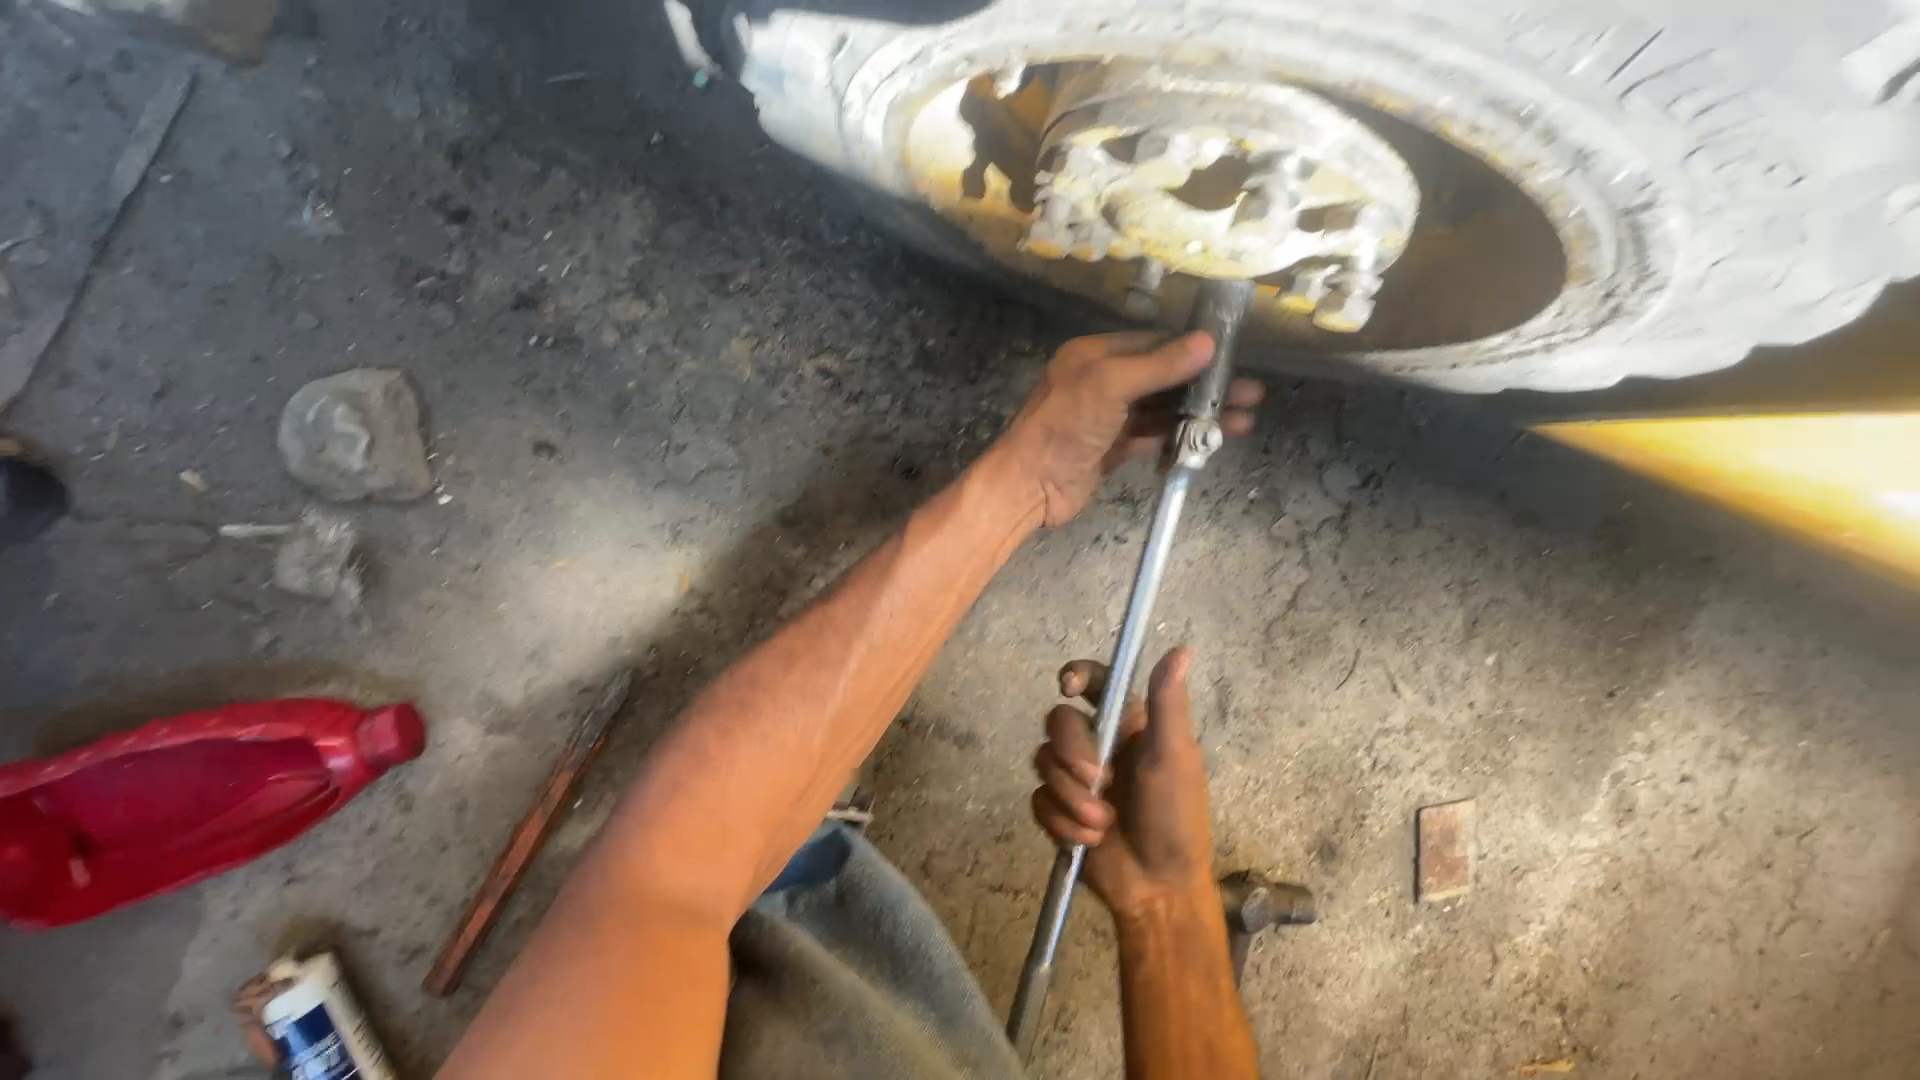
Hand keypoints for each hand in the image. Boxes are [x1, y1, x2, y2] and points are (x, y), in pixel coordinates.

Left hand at [997, 333, 1264, 525]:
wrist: (1029, 486)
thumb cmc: (1064, 427)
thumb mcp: (1110, 386)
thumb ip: (1158, 365)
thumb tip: (1207, 342)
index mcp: (1096, 355)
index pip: (1153, 343)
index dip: (1192, 349)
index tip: (1232, 357)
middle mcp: (1103, 381)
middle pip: (1164, 377)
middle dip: (1205, 385)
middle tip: (1250, 392)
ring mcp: (1109, 417)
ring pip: (1163, 410)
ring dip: (1200, 414)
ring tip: (1244, 419)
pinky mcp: (1113, 448)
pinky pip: (1154, 438)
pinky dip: (1181, 439)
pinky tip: (1211, 441)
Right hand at [1030, 647, 1214, 918]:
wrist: (1158, 889)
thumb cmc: (1177, 819)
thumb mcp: (1176, 758)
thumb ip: (1169, 703)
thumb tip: (1183, 648)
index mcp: (1128, 724)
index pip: (1095, 682)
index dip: (1076, 676)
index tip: (1068, 688)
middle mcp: (1097, 743)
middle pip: (1058, 721)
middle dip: (1072, 753)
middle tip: (1099, 781)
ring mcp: (1074, 778)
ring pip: (1043, 761)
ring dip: (1071, 797)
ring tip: (1102, 824)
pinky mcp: (1057, 810)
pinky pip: (1038, 800)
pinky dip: (1061, 822)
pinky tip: (1089, 840)